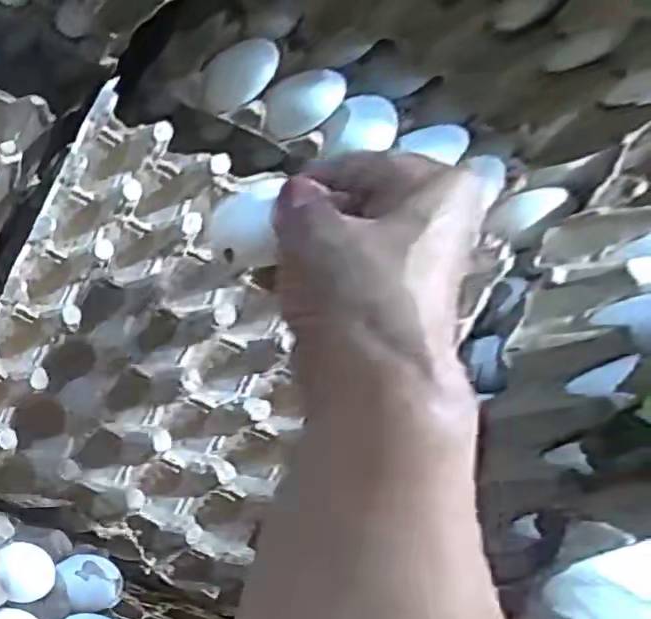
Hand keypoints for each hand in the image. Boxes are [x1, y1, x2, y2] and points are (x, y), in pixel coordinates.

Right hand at [273, 152, 491, 421]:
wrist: (371, 371)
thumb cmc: (354, 293)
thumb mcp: (316, 239)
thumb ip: (299, 209)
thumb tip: (290, 192)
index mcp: (437, 188)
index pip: (365, 165)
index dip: (312, 179)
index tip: (268, 198)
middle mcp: (437, 218)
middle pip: (359, 204)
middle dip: (306, 218)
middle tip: (262, 232)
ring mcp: (414, 262)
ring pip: (348, 241)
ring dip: (302, 250)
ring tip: (263, 262)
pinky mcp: (387, 298)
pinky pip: (344, 273)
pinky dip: (310, 275)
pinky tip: (279, 288)